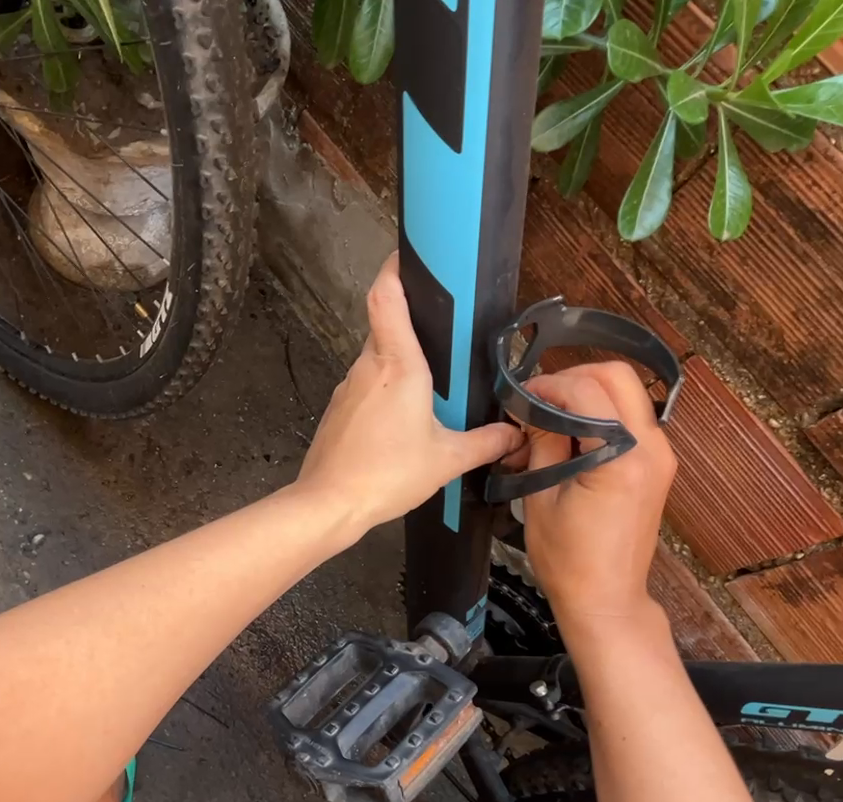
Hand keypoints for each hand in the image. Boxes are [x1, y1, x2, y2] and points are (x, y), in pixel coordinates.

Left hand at [295, 254, 524, 537]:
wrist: (329, 504)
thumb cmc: (386, 474)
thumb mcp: (448, 459)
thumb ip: (486, 442)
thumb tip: (513, 435)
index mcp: (398, 365)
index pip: (387, 297)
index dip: (395, 269)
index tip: (408, 256)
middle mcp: (367, 367)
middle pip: (387, 328)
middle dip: (413, 329)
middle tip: (443, 340)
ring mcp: (347, 388)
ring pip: (376, 361)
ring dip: (400, 367)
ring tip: (429, 392)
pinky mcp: (337, 410)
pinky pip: (364, 388)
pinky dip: (383, 393)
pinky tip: (400, 422)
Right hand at [513, 362, 676, 626]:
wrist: (605, 598)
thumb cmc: (567, 558)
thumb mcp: (541, 496)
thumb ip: (542, 442)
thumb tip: (530, 406)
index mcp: (622, 458)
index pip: (586, 391)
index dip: (546, 386)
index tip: (517, 398)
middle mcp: (652, 448)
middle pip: (617, 377)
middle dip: (571, 378)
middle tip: (535, 401)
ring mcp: (660, 455)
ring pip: (625, 394)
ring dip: (583, 396)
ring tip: (546, 424)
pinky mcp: (656, 465)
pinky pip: (628, 420)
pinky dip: (596, 416)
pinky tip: (566, 440)